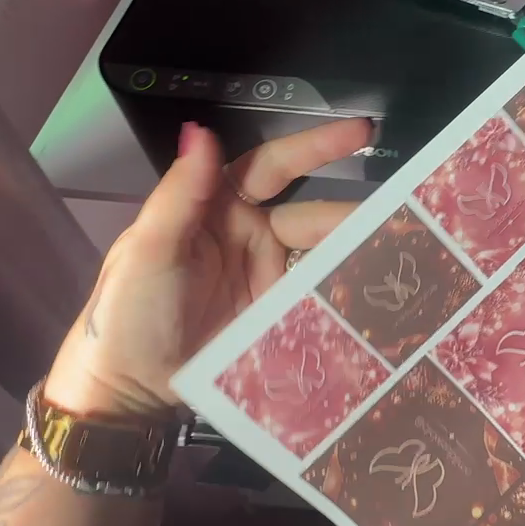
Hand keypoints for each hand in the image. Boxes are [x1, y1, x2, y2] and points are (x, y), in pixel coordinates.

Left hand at [44, 119, 371, 419]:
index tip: (361, 133)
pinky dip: (344, 292)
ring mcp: (267, 278)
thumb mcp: (148, 250)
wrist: (127, 394)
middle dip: (350, 215)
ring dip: (353, 254)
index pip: (274, 166)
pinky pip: (317, 296)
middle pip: (310, 215)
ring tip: (393, 260)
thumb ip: (181, 193)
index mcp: (217, 208)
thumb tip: (201, 131)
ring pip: (320, 255)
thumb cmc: (127, 315)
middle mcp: (249, 235)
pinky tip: (372, 295)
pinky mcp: (278, 316)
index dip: (316, 147)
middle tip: (397, 218)